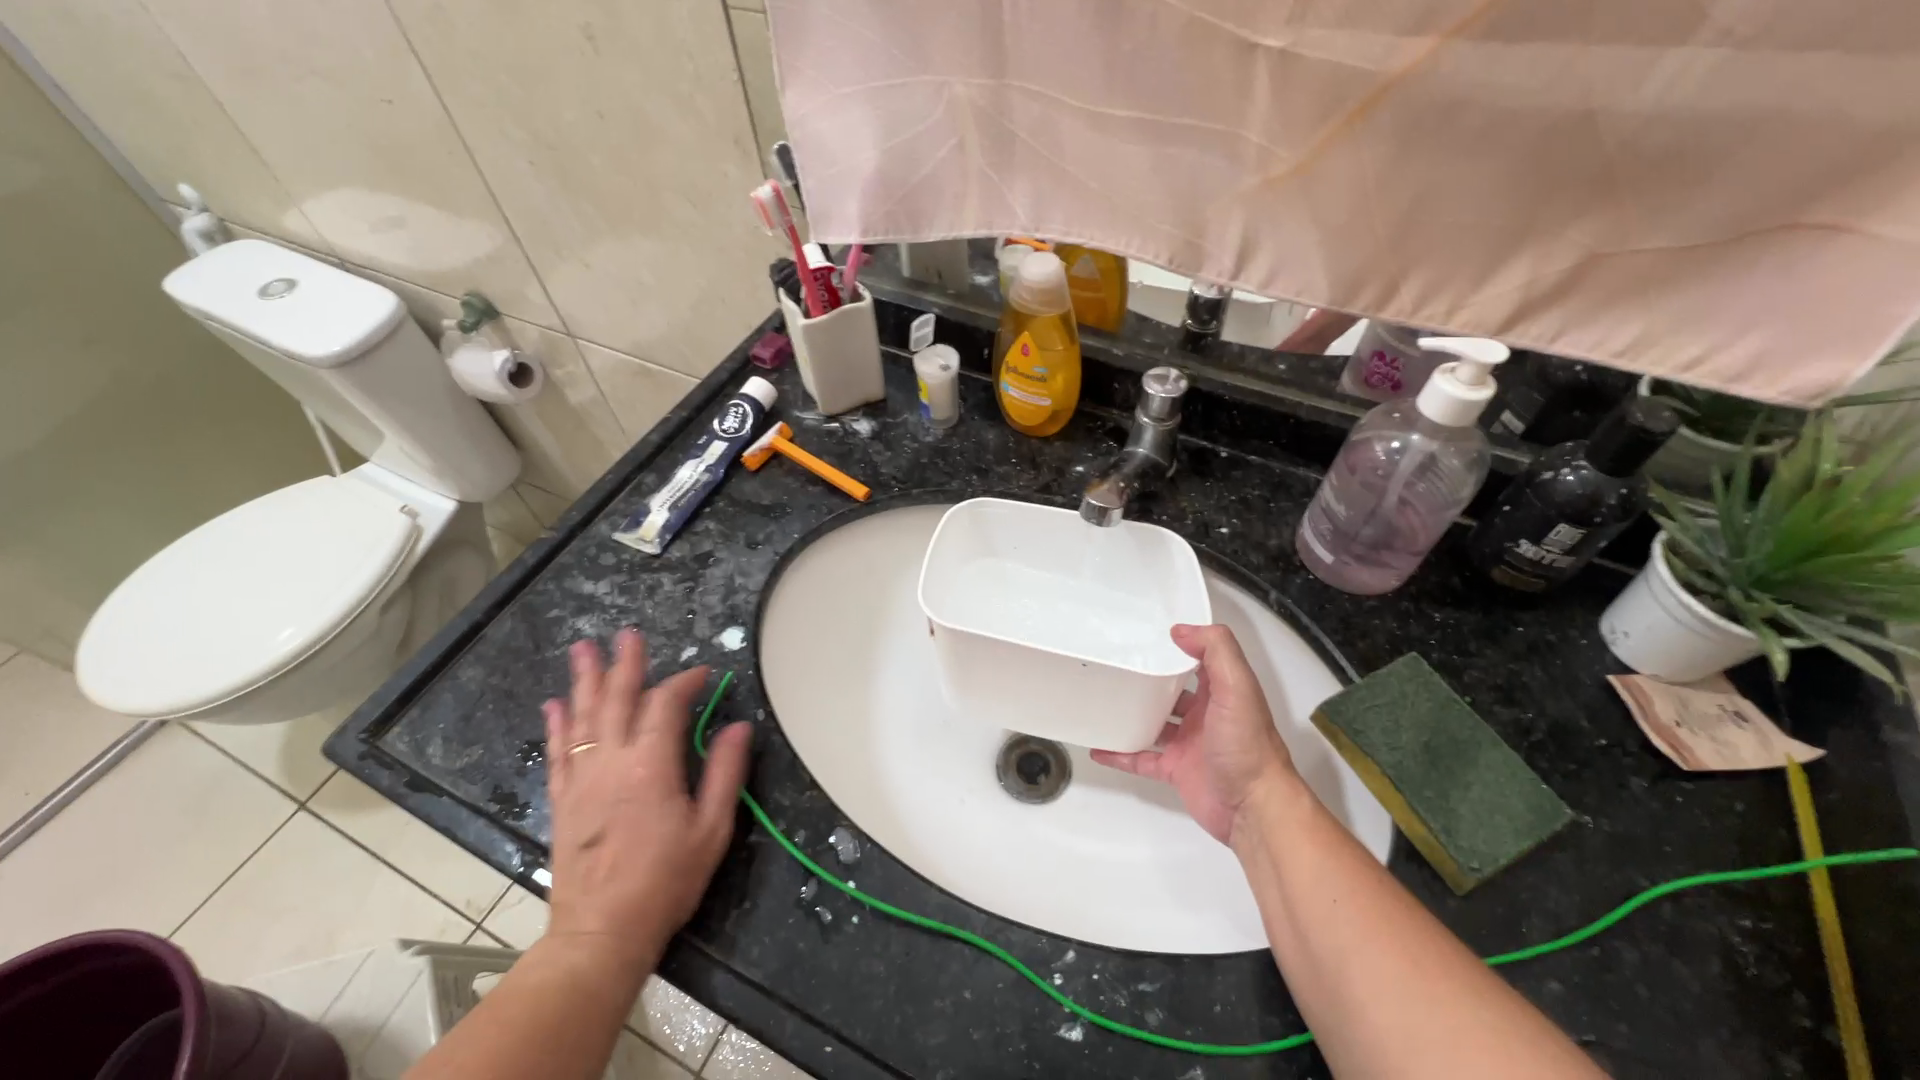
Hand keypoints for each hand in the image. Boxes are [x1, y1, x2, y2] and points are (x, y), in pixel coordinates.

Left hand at [541, 628, 752, 976]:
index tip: (703, 674)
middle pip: (617, 699)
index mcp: (652, 765)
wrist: (602, 930)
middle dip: (625, 664)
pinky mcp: (563, 800)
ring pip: (582, 717)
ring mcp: (581, 779)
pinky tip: (554, 704)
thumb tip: (740, 726)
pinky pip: (558, 751)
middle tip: (627, 634)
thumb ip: (725, 773)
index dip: (685, 683)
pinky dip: (557, 724)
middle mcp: (612, 761)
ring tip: (584, 649)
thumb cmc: (666, 881)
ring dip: (585, 680)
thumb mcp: (711, 829)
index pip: (666, 705)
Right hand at [1091, 623, 1296, 844]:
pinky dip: (1122, 754)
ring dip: (1132, 715)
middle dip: (1149, 679)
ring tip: (1102, 701)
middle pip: (1172, 691)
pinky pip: (1143, 759)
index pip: (1200, 660)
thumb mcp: (1238, 688)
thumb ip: (1216, 652)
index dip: (1178, 646)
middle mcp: (1206, 714)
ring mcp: (1189, 743)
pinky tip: (1100, 748)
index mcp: (1223, 692)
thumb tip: (1181, 631)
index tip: (1146, 634)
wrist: (1253, 807)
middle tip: (1116, 666)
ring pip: (1155, 724)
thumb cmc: (1247, 746)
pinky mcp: (1177, 770)